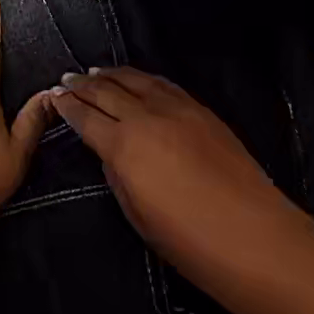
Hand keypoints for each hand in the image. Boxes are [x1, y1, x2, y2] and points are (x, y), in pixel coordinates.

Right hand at [52, 67, 313, 313]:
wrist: (259, 241)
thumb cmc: (192, 243)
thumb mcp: (137, 213)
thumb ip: (116, 171)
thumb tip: (108, 150)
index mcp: (124, 144)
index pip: (84, 116)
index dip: (65, 104)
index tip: (54, 97)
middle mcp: (146, 116)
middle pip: (105, 89)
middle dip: (82, 83)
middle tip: (66, 79)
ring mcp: (176, 108)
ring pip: (133, 78)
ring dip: (109, 73)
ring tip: (94, 70)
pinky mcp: (200, 109)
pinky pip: (161, 82)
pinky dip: (141, 76)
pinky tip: (136, 77)